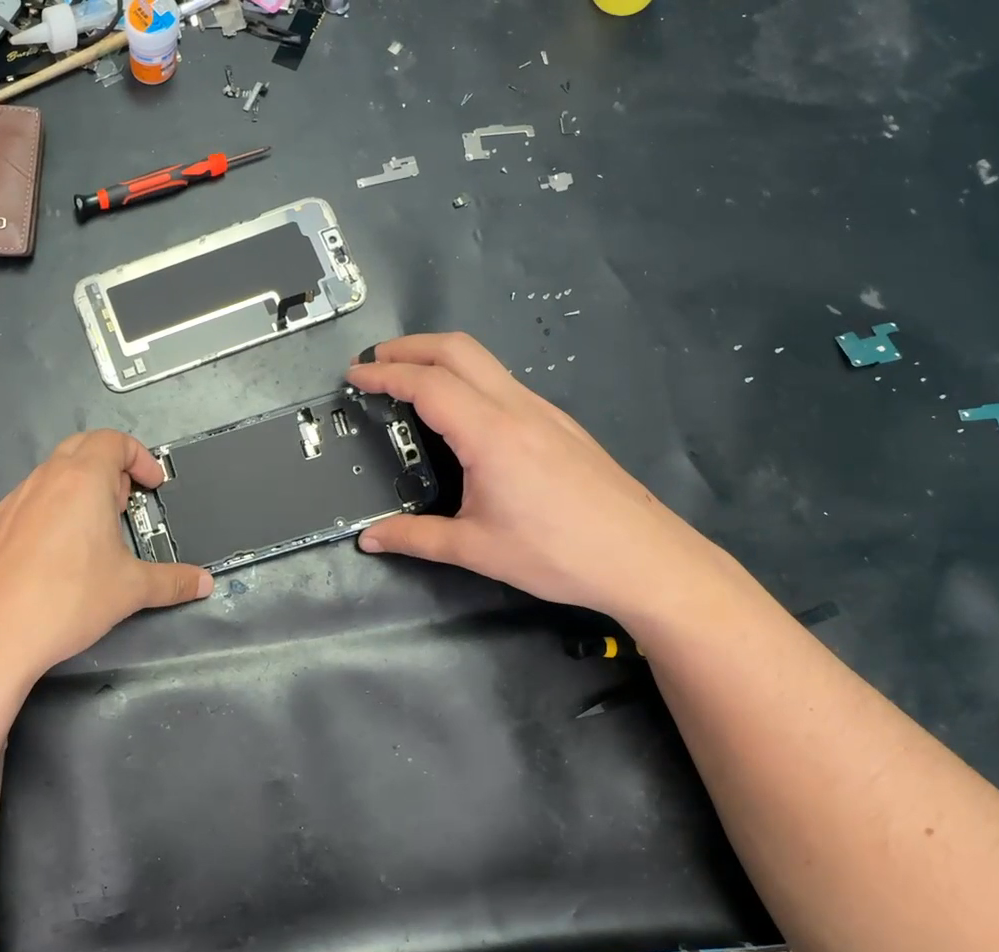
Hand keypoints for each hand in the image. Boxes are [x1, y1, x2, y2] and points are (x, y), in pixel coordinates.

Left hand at [0, 431, 211, 681]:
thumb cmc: (70, 600)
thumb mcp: (131, 590)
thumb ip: (172, 581)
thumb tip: (204, 583)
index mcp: (82, 480)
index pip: (113, 442)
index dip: (140, 457)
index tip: (153, 486)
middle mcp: (45, 479)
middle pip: (81, 447)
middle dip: (110, 466)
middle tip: (126, 504)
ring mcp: (15, 500)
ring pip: (52, 473)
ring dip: (80, 486)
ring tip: (95, 529)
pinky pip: (31, 499)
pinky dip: (53, 507)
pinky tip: (58, 550)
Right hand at [350, 333, 738, 622]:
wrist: (644, 558)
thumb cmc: (557, 553)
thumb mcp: (474, 549)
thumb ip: (415, 538)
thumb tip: (369, 539)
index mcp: (491, 435)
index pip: (428, 384)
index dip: (385, 374)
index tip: (354, 375)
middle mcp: (518, 409)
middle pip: (459, 350)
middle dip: (409, 346)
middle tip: (372, 360)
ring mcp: (544, 412)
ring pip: (485, 362)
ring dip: (439, 359)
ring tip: (405, 381)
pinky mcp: (559, 425)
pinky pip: (503, 384)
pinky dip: (465, 379)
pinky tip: (454, 413)